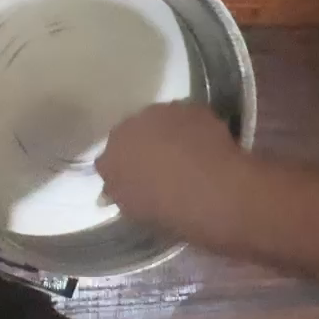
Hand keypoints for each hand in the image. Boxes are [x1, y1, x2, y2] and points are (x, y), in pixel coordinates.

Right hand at [98, 102, 248, 244]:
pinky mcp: (192, 108)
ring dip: (166, 132)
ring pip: (159, 120)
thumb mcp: (132, 210)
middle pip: (132, 133)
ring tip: (185, 154)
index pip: (108, 159)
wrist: (210, 191)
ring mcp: (162, 113)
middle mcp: (129, 127)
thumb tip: (111, 188)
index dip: (123, 168)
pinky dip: (192, 128)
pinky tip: (204, 146)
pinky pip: (188, 117)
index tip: (134, 180)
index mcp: (109, 156)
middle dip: (142, 145)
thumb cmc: (165, 208)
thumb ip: (118, 193)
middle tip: (159, 165)